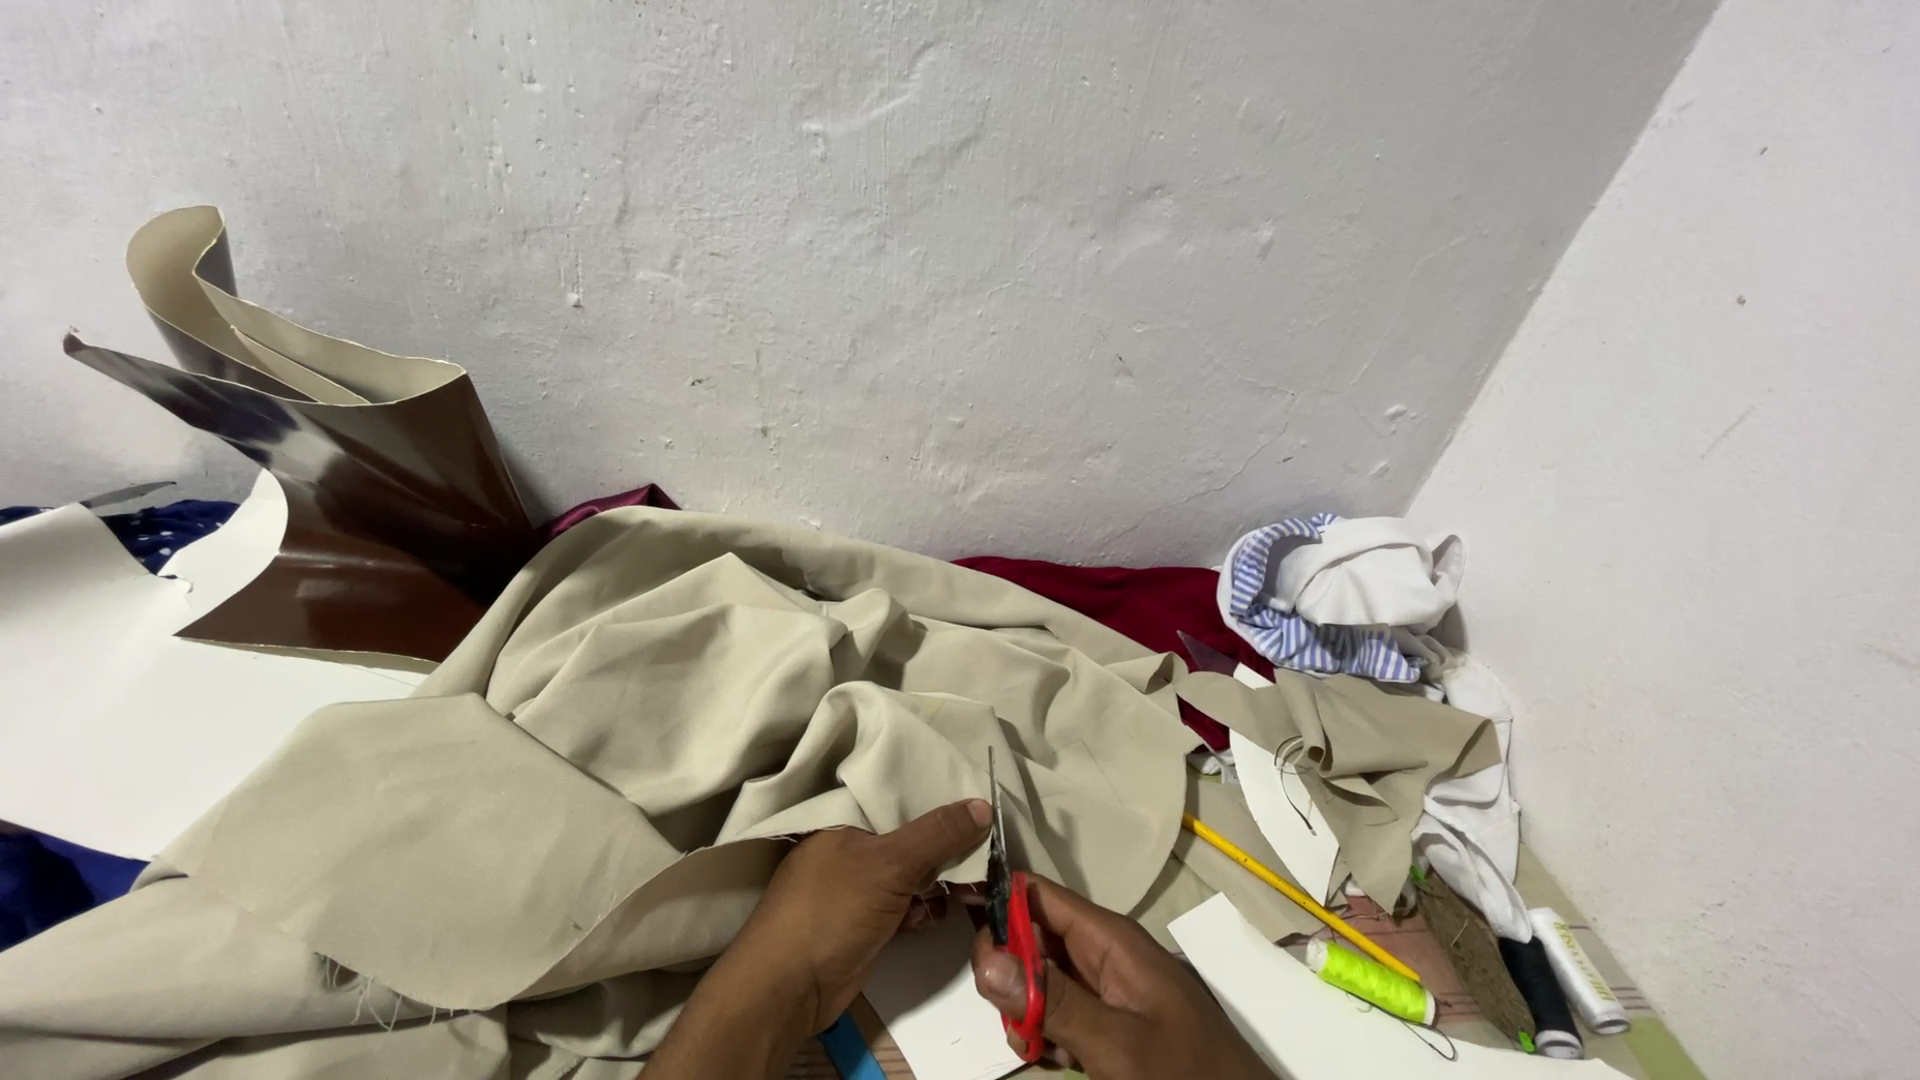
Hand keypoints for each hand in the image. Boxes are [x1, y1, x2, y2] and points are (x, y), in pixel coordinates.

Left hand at [731, 797, 992, 1030]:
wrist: (790, 988)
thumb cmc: (833, 908)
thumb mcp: (890, 862)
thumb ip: (938, 833)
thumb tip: (983, 804)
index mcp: (844, 817)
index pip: (897, 793)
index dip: (935, 793)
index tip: (976, 798)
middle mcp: (850, 845)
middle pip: (909, 835)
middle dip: (947, 843)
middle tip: (989, 848)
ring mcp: (858, 886)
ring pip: (911, 871)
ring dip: (942, 878)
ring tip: (976, 885)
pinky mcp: (867, 921)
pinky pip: (906, 902)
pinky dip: (925, 906)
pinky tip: (940, 912)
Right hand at [970, 875, 1275, 1078]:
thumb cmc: (1186, 1075)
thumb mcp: (1117, 1044)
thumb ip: (1052, 1001)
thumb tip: (987, 957)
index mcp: (1109, 937)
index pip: (1038, 895)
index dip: (998, 905)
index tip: (967, 940)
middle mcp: (1103, 952)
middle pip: (1032, 937)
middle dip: (1009, 971)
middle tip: (1009, 1017)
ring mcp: (1105, 987)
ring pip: (1039, 977)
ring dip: (1025, 1010)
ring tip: (1035, 1048)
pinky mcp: (1108, 1019)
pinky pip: (1059, 1009)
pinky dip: (1044, 1031)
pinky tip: (1052, 1058)